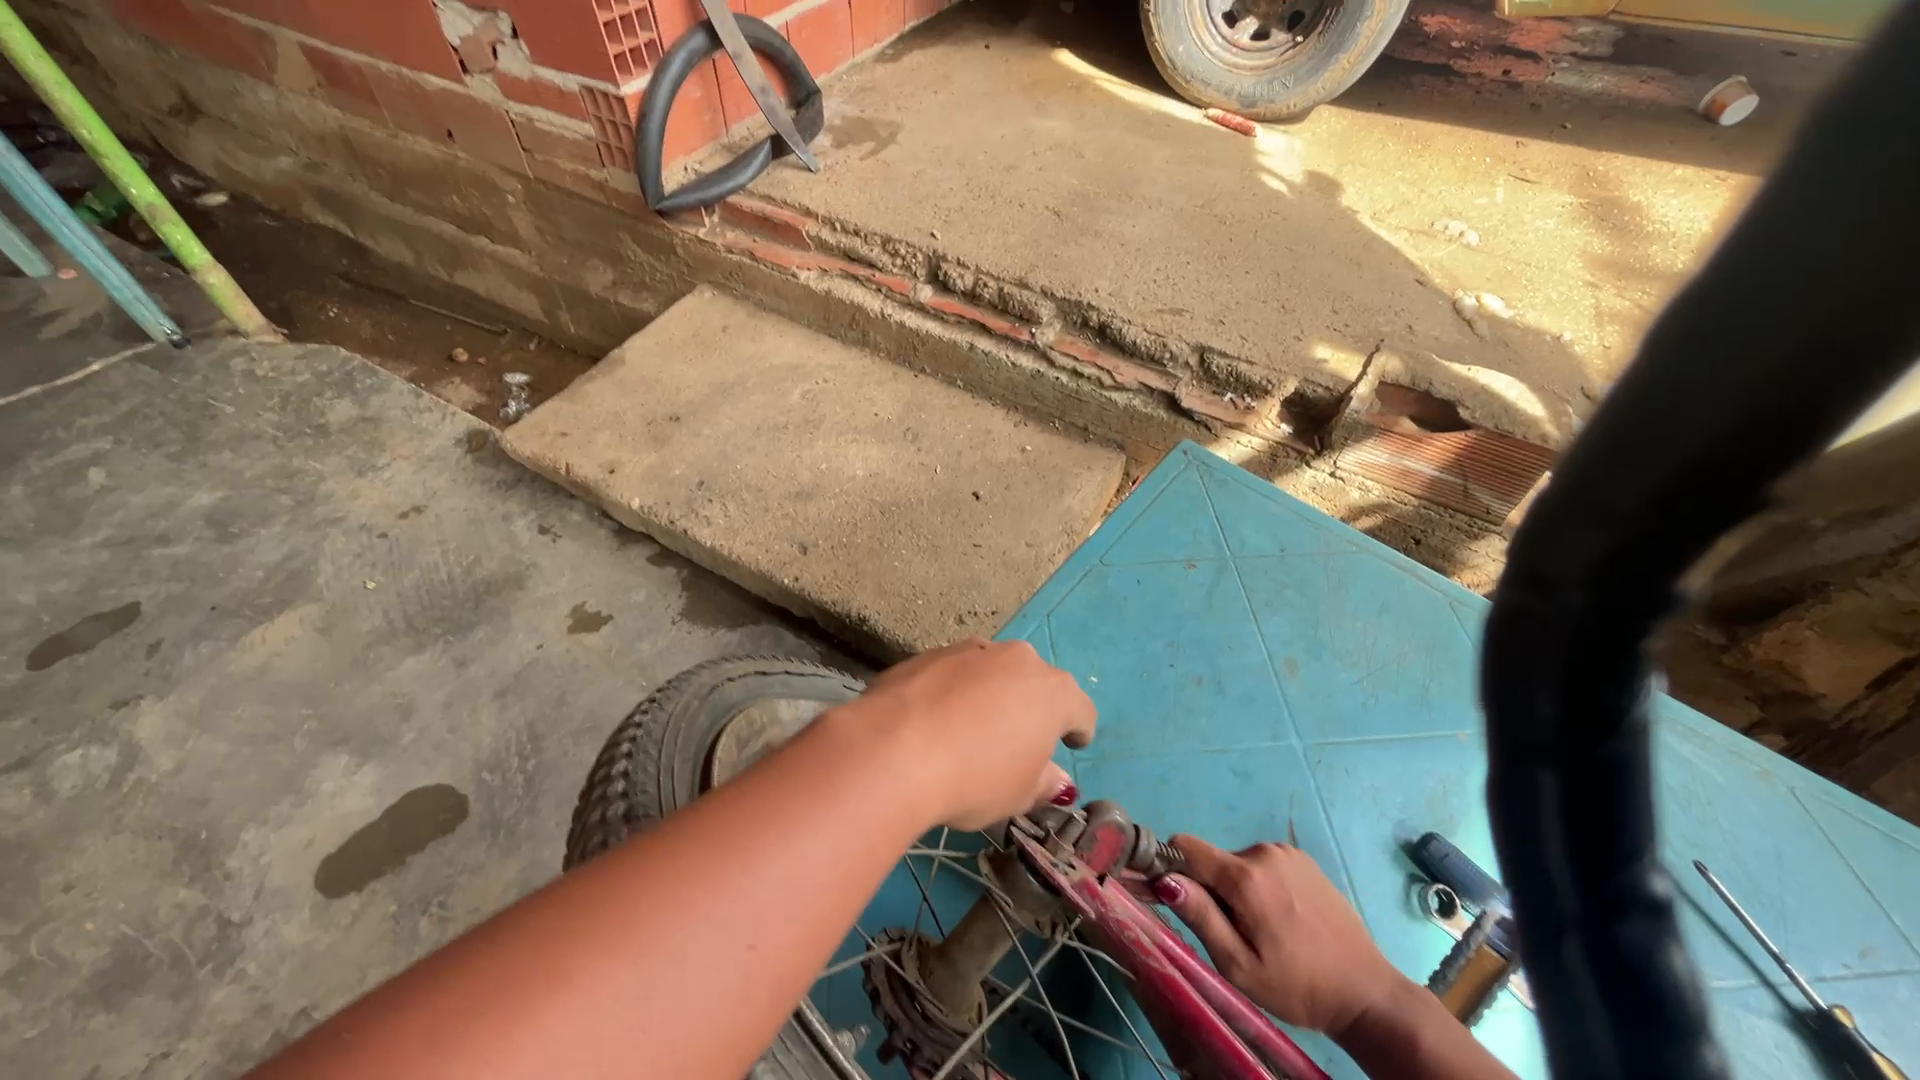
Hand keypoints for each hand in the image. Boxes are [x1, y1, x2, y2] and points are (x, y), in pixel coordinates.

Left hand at [842, 638, 1094, 829]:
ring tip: (970, 732)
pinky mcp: (926, 654)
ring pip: (991, 673)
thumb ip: (1043, 783)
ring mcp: (969, 650)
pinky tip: (932, 724)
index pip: (1081, 709)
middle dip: (1031, 708)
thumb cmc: (974, 777)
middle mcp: (1016, 659)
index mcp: (1052, 692)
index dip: (1079, 730)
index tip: (1072, 744)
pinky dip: (950, 694)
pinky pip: (951, 675)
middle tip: (1017, 742)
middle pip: (1035, 683)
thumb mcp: (1017, 795)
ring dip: (989, 696)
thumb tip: (1055, 779)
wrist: (892, 749)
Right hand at [1155, 836, 1405, 1038]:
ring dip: (1237, 892)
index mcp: (1246, 876)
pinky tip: (1282, 921)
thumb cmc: (1297, 987)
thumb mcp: (1239, 966)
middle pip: (1213, 861)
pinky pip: (1263, 866)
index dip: (1171, 868)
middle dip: (1212, 891)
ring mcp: (1288, 854)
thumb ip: (1200, 916)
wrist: (1366, 992)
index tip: (1177, 900)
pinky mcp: (1305, 861)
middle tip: (1234, 936)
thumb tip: (1164, 879)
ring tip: (1263, 932)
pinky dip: (1261, 888)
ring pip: (1237, 865)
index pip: (1185, 846)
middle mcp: (1265, 852)